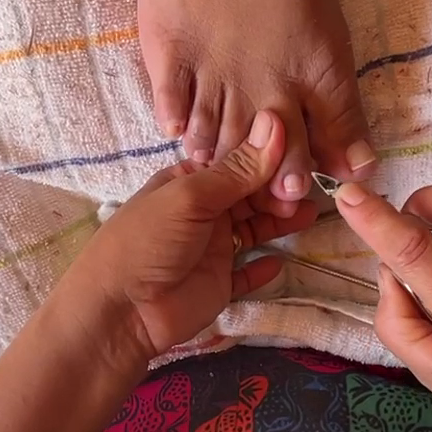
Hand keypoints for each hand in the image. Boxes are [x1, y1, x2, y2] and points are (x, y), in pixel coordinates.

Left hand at [56, 110, 316, 362]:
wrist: (121, 311)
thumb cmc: (147, 242)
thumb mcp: (190, 197)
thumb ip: (238, 168)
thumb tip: (277, 120)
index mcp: (187, 182)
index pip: (235, 161)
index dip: (267, 157)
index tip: (302, 151)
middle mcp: (201, 212)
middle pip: (249, 195)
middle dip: (278, 190)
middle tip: (307, 190)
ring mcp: (210, 249)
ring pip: (253, 230)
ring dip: (279, 223)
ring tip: (310, 215)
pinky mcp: (218, 285)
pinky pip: (246, 274)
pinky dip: (262, 268)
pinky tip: (281, 261)